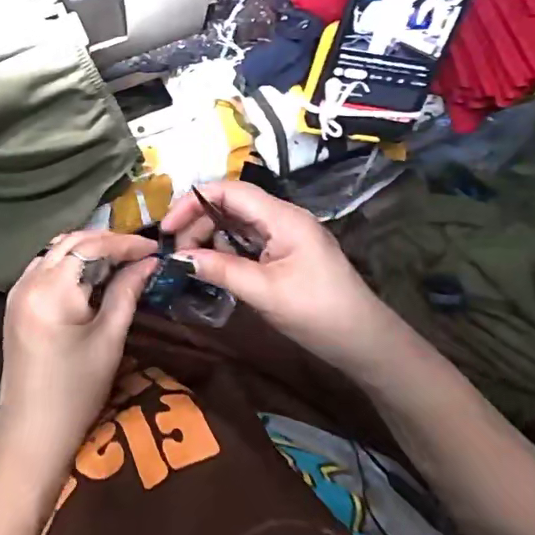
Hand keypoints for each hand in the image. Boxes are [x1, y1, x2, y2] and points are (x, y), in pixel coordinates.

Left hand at [0, 231, 155, 467]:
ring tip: (121, 258)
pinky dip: (69, 262)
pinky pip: (44, 267)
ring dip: (87, 248)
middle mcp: (28, 280)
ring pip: (55, 251)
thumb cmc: (76, 391)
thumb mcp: (108, 340)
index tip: (155, 248)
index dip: (125, 244)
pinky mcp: (16, 302)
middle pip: (71, 243)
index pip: (91, 247)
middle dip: (107, 242)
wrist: (32, 432)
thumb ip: (126, 293)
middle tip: (140, 252)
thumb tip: (148, 263)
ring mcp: (18, 290)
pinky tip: (91, 273)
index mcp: (50, 288)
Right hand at [161, 181, 402, 374]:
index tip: (167, 228)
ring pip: (234, 222)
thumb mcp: (264, 292)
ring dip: (208, 237)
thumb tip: (178, 258)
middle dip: (197, 222)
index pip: (228, 190)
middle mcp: (282, 218)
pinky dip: (224, 249)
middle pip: (228, 204)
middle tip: (176, 253)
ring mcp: (284, 234)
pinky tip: (212, 267)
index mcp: (282, 217)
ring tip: (190, 262)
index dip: (192, 202)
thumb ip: (220, 270)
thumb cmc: (318, 313)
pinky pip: (245, 239)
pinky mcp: (284, 251)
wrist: (367, 344)